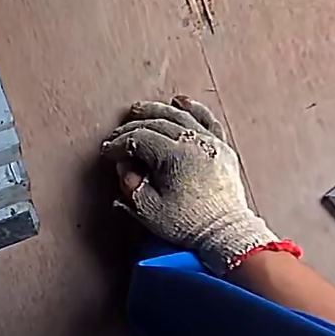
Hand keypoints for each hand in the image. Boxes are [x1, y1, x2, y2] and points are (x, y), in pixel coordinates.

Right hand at [100, 95, 279, 273]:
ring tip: (138, 109)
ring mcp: (211, 143)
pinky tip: (180, 101)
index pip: (139, 139)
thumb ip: (132, 183)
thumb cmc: (187, 223)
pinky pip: (207, 120)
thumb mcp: (148, 209)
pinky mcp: (222, 148)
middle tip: (116, 135)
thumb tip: (125, 165)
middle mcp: (194, 143)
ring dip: (156, 110)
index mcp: (175, 156)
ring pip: (179, 116)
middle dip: (131, 127)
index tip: (108, 152)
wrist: (226, 234)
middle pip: (157, 123)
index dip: (119, 144)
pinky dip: (193, 109)